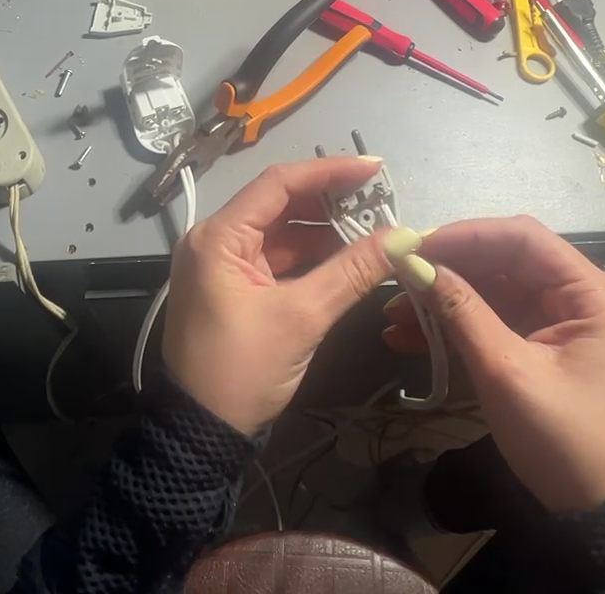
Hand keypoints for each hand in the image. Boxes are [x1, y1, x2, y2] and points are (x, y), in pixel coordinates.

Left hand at [163, 158, 400, 434]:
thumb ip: (352, 272)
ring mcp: (223, 263)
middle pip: (280, 204)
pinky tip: (349, 256)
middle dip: (331, 203)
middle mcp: (215, 239)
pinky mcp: (234, 286)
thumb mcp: (301, 318)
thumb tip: (403, 238)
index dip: (328, 172)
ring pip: (282, 232)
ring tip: (374, 229)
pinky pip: (277, 258)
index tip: (373, 169)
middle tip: (380, 201)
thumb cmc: (242, 371)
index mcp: (218, 237)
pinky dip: (311, 256)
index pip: (278, 184)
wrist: (200, 435)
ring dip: (325, 231)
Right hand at [382, 217, 604, 512]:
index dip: (468, 235)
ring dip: (443, 296)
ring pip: (489, 286)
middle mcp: (576, 295)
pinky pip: (488, 316)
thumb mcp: (505, 372)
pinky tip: (407, 334)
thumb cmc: (561, 439)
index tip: (419, 246)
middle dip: (449, 267)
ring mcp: (554, 318)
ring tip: (394, 311)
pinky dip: (452, 322)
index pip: (524, 238)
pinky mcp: (534, 341)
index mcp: (590, 294)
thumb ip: (462, 311)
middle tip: (400, 275)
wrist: (593, 512)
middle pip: (503, 259)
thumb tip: (417, 264)